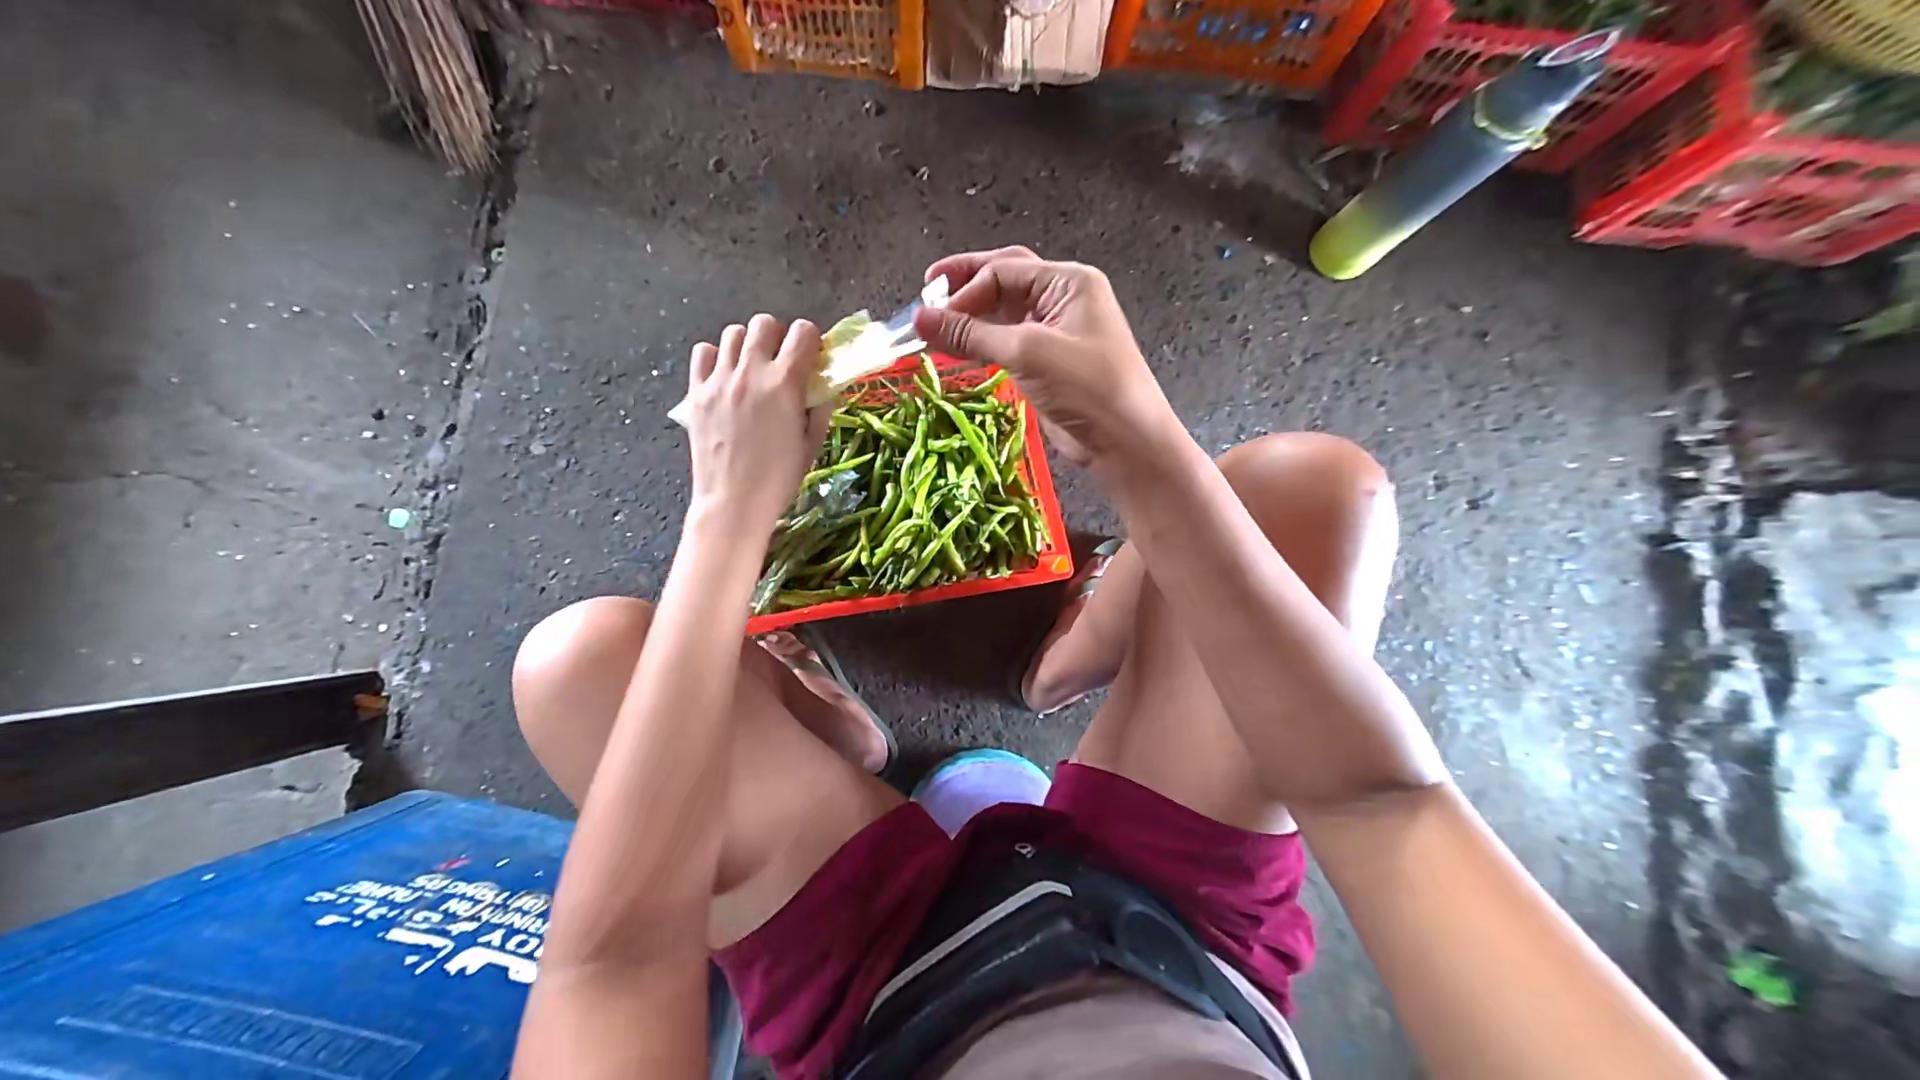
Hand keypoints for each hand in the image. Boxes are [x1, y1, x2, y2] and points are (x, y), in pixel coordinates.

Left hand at [682, 314, 829, 533]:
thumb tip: (823, 386)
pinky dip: (716, 357)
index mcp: (785, 385)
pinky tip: (725, 377)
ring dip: (748, 345)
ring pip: (733, 333)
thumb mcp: (811, 444)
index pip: (803, 333)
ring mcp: (720, 381)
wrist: (733, 502)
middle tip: (781, 361)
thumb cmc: (779, 479)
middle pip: (765, 323)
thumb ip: (820, 408)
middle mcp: (751, 373)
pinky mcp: (697, 393)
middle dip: (779, 336)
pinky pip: (703, 353)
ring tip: (752, 368)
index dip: (812, 341)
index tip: (812, 358)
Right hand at [911, 247, 1183, 470]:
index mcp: (1068, 282)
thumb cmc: (1088, 388)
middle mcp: (1062, 299)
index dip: (965, 291)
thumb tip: (920, 318)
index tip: (933, 318)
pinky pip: (1007, 342)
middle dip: (965, 285)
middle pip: (1004, 280)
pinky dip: (982, 343)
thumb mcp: (1027, 353)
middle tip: (927, 290)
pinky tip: (959, 349)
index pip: (1004, 271)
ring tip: (935, 325)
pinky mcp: (1048, 362)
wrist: (1126, 441)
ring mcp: (1056, 331)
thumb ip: (971, 334)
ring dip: (971, 317)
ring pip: (1004, 313)